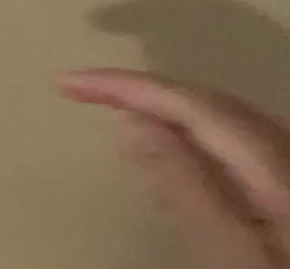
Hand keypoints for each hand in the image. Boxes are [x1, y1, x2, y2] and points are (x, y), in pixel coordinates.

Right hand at [61, 68, 289, 268]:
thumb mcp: (227, 249)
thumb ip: (184, 186)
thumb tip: (129, 120)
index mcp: (279, 170)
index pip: (193, 105)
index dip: (124, 85)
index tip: (65, 83)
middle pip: (216, 107)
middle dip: (146, 91)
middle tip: (86, 90)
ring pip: (233, 121)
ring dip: (171, 107)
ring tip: (120, 107)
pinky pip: (248, 142)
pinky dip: (201, 130)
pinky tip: (179, 143)